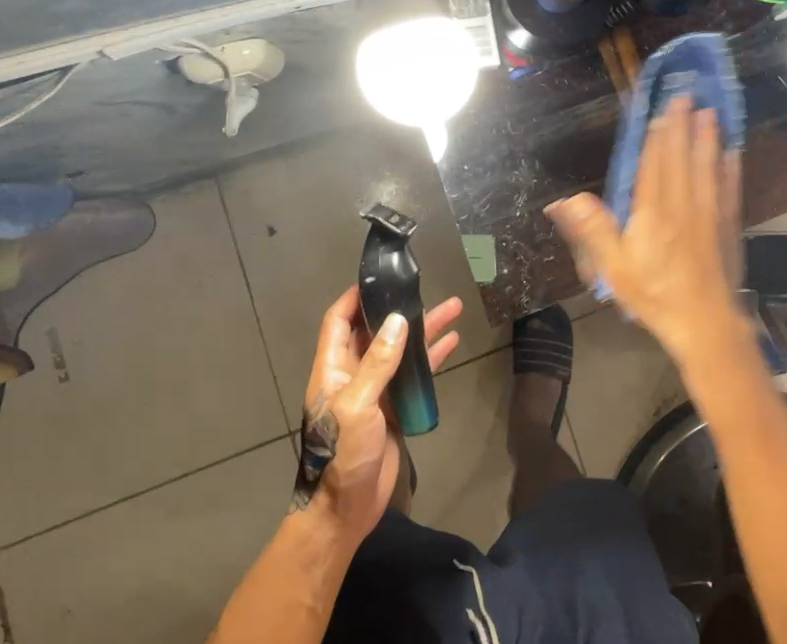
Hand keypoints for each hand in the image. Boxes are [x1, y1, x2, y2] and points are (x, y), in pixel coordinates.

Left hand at [295, 287, 462, 542]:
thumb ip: (378, 362)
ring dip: (423, 332)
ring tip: (454, 310)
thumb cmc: (340, 454)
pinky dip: (431, 360)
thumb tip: (398, 321)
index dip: (354, 297)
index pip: (338, 321)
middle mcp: (351, 375)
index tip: (379, 277)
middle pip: (375, 332)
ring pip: (400, 352)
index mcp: (332, 369)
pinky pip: (412, 377)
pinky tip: (451, 345)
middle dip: (400, 309)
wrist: (344, 509)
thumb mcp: (357, 404)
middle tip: (426, 287)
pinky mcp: (392, 410)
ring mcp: (373, 392)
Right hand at [547, 96, 747, 365]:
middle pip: (682, 157)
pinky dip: (731, 169)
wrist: (705, 323)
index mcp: (653, 212)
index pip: (654, 164)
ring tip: (710, 112)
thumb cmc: (655, 295)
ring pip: (708, 167)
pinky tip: (733, 153)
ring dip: (708, 138)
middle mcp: (683, 205)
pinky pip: (730, 189)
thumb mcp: (614, 267)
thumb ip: (592, 230)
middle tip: (687, 95)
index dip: (657, 136)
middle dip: (682, 125)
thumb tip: (565, 200)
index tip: (660, 109)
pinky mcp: (728, 227)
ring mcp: (709, 214)